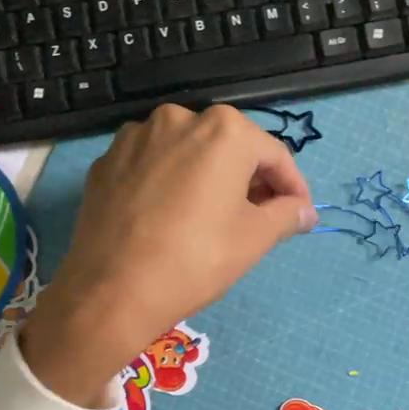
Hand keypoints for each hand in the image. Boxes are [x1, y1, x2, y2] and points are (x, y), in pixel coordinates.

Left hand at [19, 104, 315, 405]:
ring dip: (205, 178)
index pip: (273, 155)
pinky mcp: (105, 162)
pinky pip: (149, 167)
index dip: (292, 187)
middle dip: (248, 180)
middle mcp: (178, 118)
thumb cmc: (194, 260)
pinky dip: (166, 184)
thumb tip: (303, 210)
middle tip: (258, 218)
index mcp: (223, 129)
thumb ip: (286, 215)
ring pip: (185, 153)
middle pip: (227, 147)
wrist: (111, 291)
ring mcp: (134, 137)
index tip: (298, 215)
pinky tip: (167, 218)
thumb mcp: (254, 239)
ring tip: (210, 218)